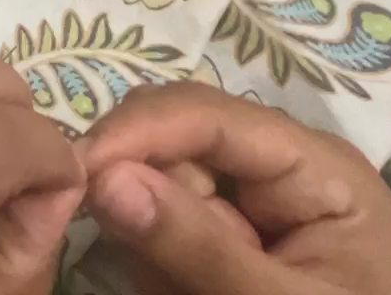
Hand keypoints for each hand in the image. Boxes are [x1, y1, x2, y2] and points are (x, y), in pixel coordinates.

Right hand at [77, 82, 390, 294]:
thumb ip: (202, 249)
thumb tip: (102, 179)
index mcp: (313, 164)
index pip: (202, 113)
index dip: (135, 130)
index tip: (78, 169)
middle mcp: (272, 160)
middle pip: (167, 136)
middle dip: (142, 192)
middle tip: (149, 265)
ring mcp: (243, 190)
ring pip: (149, 174)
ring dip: (145, 233)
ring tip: (179, 288)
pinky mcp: (220, 220)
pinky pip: (153, 212)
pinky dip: (149, 252)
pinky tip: (177, 285)